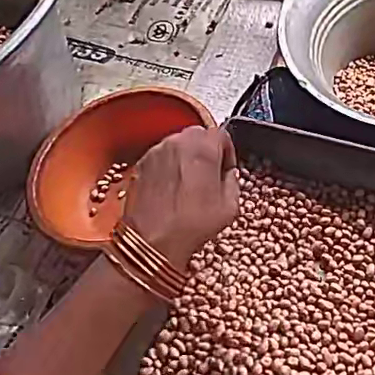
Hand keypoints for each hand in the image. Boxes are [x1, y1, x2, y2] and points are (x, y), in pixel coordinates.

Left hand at [123, 126, 240, 266]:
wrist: (152, 240)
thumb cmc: (189, 225)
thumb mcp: (229, 207)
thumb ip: (233, 181)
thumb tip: (229, 175)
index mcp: (203, 149)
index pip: (222, 134)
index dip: (228, 151)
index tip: (226, 168)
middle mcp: (177, 143)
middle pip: (197, 136)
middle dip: (206, 152)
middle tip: (209, 176)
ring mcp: (156, 152)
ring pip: (177, 145)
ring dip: (185, 159)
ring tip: (189, 187)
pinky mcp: (141, 164)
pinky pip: (160, 158)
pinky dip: (168, 168)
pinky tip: (171, 191)